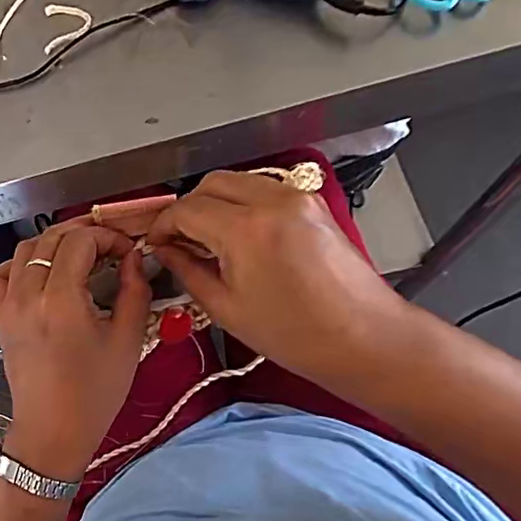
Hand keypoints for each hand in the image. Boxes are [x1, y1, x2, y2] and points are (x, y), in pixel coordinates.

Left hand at [0, 220, 148, 481]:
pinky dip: (19, 264)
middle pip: (52, 238)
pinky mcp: (0, 317)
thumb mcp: (127, 341)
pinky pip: (0, 275)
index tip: (126, 252)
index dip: (108, 237)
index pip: (80, 241)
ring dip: (55, 243)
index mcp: (61, 299)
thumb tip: (133, 258)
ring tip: (80, 257)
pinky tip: (41, 273)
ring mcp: (9, 305)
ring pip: (25, 249)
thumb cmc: (94, 392)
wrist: (53, 430)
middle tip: (110, 249)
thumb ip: (134, 290)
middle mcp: (28, 294)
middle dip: (85, 235)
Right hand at [144, 170, 407, 380]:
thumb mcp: (227, 308)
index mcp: (246, 230)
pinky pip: (264, 190)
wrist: (364, 337)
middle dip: (187, 208)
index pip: (186, 208)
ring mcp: (297, 199)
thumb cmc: (301, 334)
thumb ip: (188, 271)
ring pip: (238, 182)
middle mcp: (273, 202)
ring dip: (214, 203)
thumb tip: (168, 252)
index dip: (163, 225)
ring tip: (207, 240)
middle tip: (177, 240)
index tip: (157, 242)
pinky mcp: (313, 204)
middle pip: (210, 184)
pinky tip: (238, 236)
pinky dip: (242, 204)